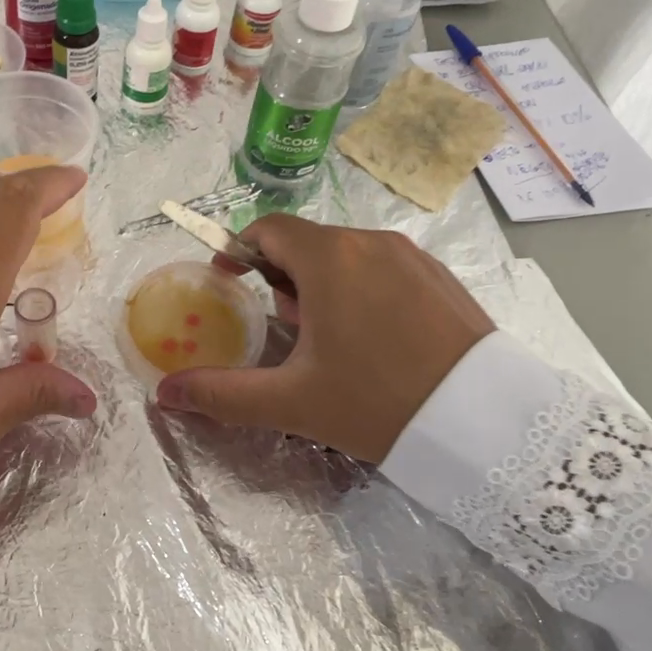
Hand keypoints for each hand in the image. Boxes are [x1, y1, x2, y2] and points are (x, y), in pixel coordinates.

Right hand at [156, 214, 494, 462]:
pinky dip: (361, 289)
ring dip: (322, 284)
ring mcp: (412, 256)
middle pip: (308, 242)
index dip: (240, 249)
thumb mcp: (293, 402)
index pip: (269, 229)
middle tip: (281, 325)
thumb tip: (165, 394)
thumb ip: (222, 394)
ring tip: (326, 339)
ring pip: (348, 255)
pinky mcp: (440, 277)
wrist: (486, 421)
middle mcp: (370, 242)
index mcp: (330, 259)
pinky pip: (384, 268)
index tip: (227, 281)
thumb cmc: (378, 402)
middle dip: (281, 276)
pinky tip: (372, 340)